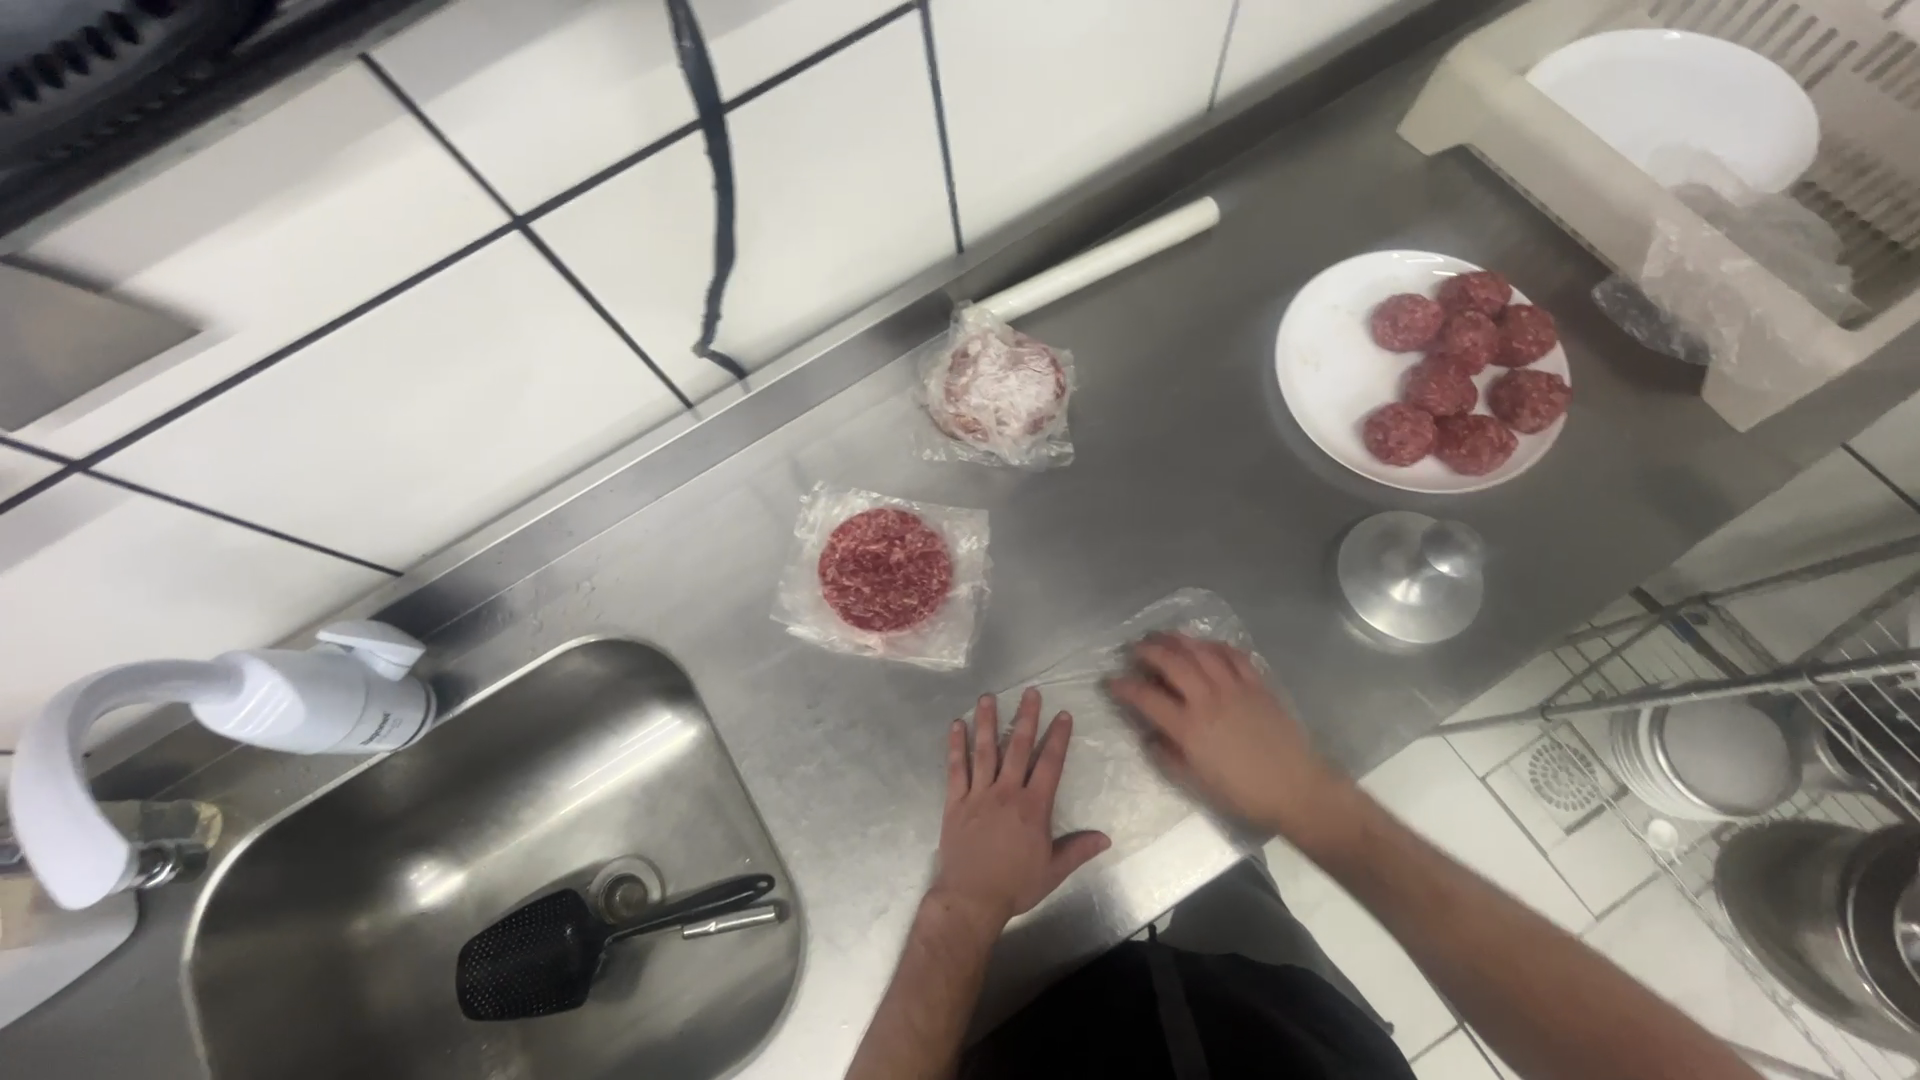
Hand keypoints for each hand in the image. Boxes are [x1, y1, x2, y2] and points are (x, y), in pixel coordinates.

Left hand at [930, 688, 1110, 927]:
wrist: (971, 899)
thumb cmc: (1015, 885)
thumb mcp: (1053, 871)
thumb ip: (1078, 849)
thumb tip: (1106, 838)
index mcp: (1033, 807)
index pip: (1050, 764)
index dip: (1058, 738)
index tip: (1063, 715)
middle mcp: (1006, 793)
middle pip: (1017, 748)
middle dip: (1026, 718)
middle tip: (1030, 692)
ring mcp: (978, 795)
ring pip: (984, 751)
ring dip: (987, 722)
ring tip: (988, 697)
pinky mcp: (955, 802)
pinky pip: (956, 769)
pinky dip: (955, 747)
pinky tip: (956, 726)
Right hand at [1109, 633, 1348, 833]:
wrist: (1296, 789)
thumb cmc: (1243, 793)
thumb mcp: (1196, 782)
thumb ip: (1168, 756)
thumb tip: (1150, 736)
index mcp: (1188, 728)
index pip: (1146, 697)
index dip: (1123, 686)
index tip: (1111, 681)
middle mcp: (1208, 700)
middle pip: (1172, 662)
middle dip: (1148, 650)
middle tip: (1135, 648)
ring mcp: (1235, 688)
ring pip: (1201, 651)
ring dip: (1178, 640)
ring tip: (1164, 636)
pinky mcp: (1258, 685)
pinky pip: (1234, 655)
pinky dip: (1216, 645)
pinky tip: (1207, 646)